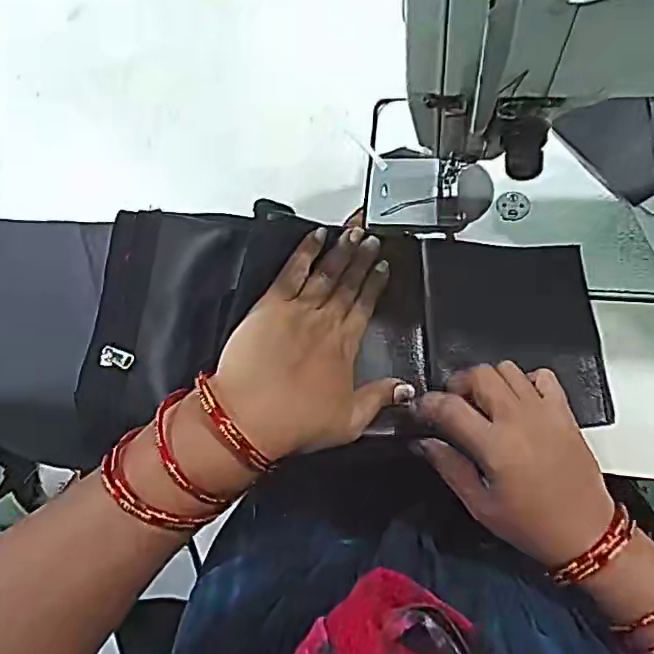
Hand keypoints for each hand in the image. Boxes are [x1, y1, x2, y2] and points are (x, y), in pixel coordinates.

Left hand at [210, 225, 412, 461]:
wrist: (249, 417)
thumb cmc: (294, 422)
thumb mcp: (348, 422)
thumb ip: (379, 400)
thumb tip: (405, 389)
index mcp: (344, 346)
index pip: (365, 306)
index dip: (375, 284)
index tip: (382, 267)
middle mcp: (324, 322)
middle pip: (348, 283)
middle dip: (362, 259)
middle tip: (371, 240)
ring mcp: (297, 310)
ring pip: (325, 272)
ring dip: (340, 250)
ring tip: (352, 232)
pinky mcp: (269, 306)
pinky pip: (291, 271)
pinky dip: (305, 251)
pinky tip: (315, 237)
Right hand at [412, 363, 616, 567]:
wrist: (587, 534)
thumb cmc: (535, 526)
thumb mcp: (480, 505)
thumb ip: (449, 467)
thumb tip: (425, 444)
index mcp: (496, 446)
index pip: (449, 405)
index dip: (427, 403)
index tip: (421, 410)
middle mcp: (520, 421)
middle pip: (478, 374)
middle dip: (457, 385)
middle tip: (452, 404)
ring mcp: (545, 413)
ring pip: (507, 369)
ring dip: (489, 381)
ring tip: (484, 403)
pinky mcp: (564, 414)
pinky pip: (542, 377)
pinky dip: (525, 381)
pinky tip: (518, 402)